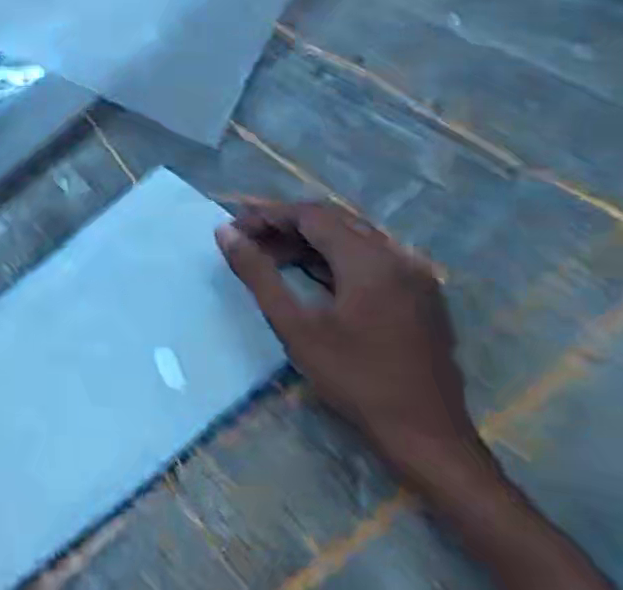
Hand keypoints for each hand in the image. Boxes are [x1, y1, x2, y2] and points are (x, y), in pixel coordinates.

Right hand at [217, 201, 478, 467]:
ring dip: (307, 240)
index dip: (266, 215)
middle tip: (245, 240)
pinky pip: (371, 259)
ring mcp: (417, 280)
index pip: (312, 216)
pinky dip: (332, 257)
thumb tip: (224, 233)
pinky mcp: (420, 298)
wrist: (424, 433)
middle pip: (335, 221)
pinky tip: (307, 275)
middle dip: (285, 224)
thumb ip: (257, 272)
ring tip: (268, 257)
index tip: (233, 231)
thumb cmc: (353, 375)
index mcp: (372, 264)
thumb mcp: (292, 323)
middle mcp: (401, 262)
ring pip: (353, 238)